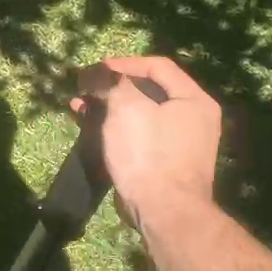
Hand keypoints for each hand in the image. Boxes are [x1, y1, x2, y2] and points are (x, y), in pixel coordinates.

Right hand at [71, 56, 221, 234]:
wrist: (162, 207)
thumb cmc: (147, 151)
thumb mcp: (126, 107)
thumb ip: (112, 82)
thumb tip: (98, 73)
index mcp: (193, 100)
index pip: (158, 66)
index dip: (123, 63)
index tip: (93, 70)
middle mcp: (192, 116)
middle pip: (147, 88)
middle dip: (110, 85)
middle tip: (83, 87)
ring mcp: (179, 139)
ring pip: (137, 110)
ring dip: (106, 104)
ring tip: (78, 105)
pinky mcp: (162, 157)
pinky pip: (135, 130)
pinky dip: (112, 124)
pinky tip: (88, 125)